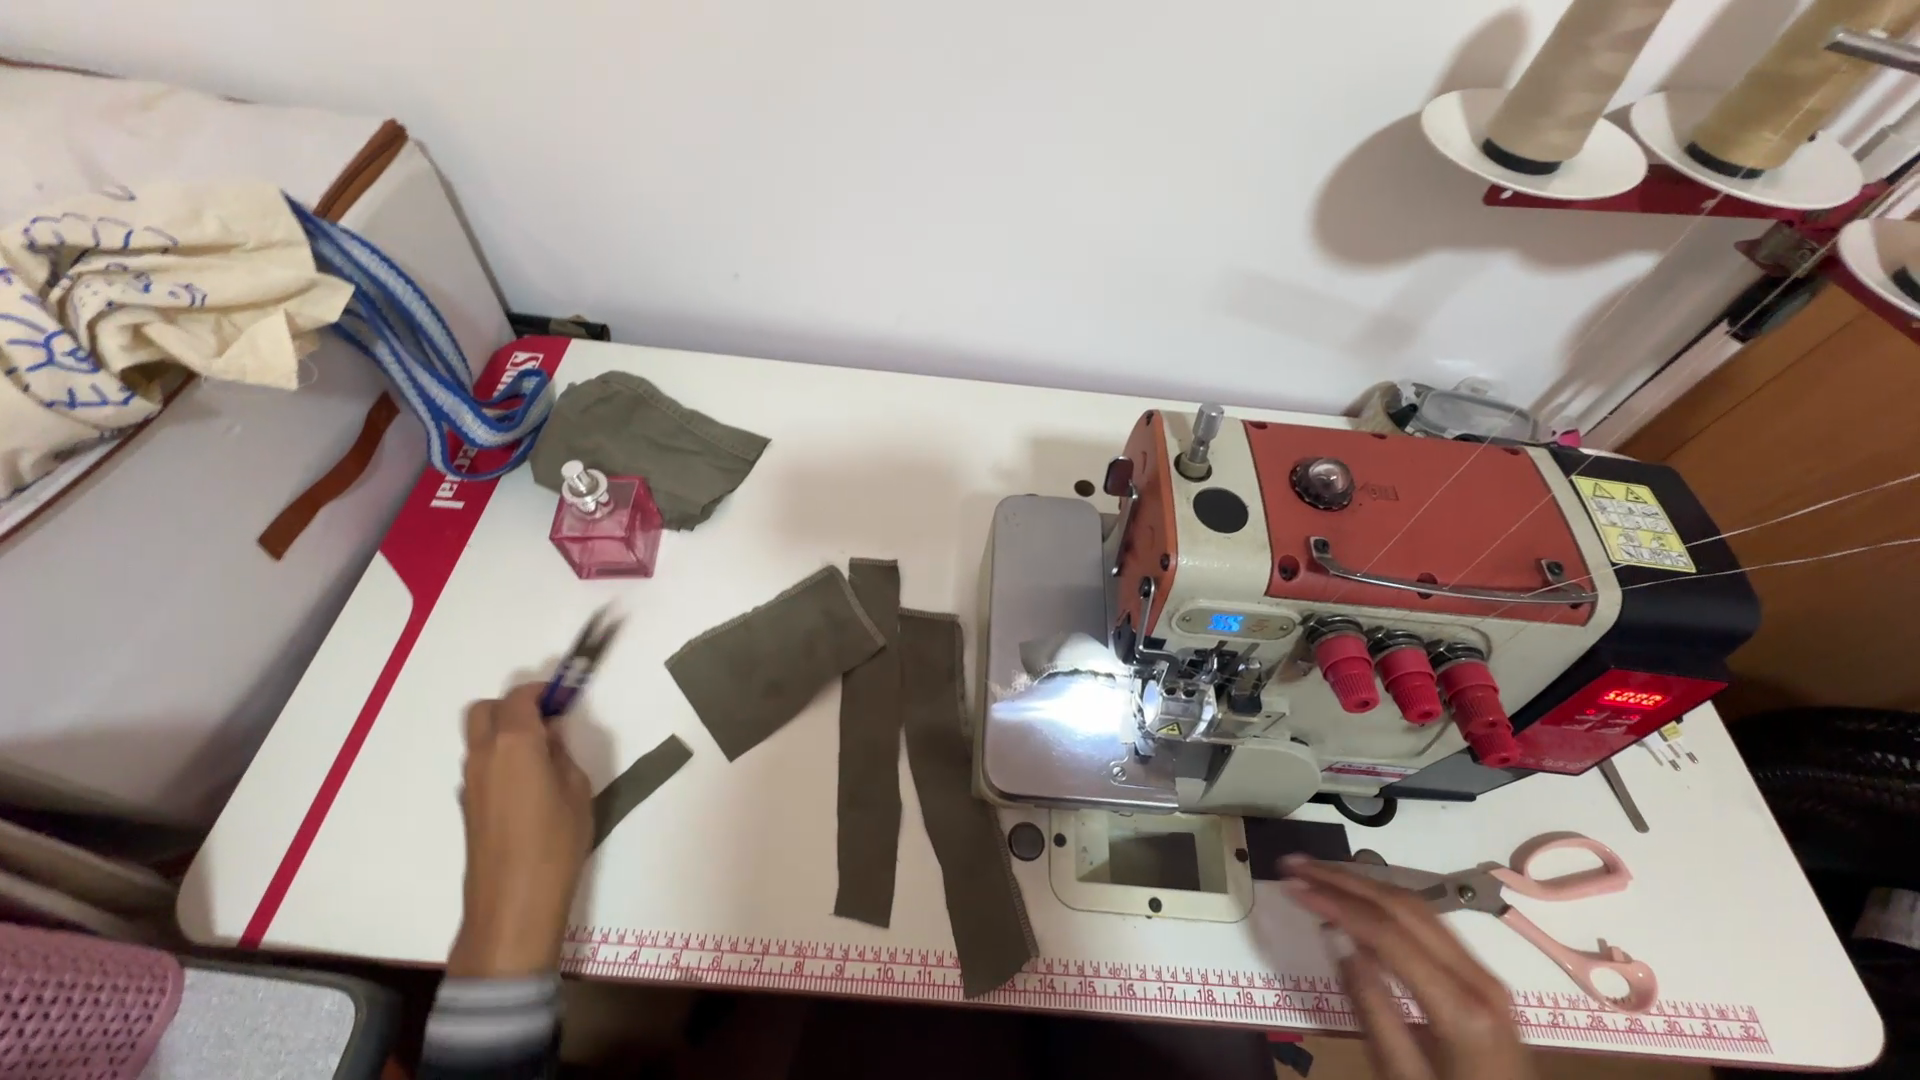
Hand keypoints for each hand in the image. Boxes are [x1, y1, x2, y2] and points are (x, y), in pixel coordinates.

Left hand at [448, 683, 593, 977]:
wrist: (514, 900)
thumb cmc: (557, 839)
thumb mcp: (578, 788)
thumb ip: (562, 754)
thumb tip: (551, 737)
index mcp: (515, 743)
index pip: (519, 697)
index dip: (541, 690)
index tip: (564, 696)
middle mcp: (484, 755)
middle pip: (485, 710)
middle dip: (513, 706)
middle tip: (546, 720)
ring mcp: (470, 781)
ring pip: (479, 737)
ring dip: (504, 732)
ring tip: (542, 754)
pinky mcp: (468, 805)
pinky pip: (481, 765)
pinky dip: (500, 759)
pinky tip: (528, 785)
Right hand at [1282, 855, 1534, 1079]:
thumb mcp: (1402, 1077)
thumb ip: (1371, 1008)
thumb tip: (1334, 937)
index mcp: (1459, 1008)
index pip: (1387, 934)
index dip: (1335, 902)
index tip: (1291, 885)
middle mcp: (1478, 978)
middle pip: (1404, 907)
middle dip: (1344, 879)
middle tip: (1295, 864)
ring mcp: (1484, 974)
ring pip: (1418, 907)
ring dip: (1363, 883)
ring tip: (1317, 872)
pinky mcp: (1480, 976)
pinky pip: (1428, 925)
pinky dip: (1385, 904)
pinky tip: (1355, 901)